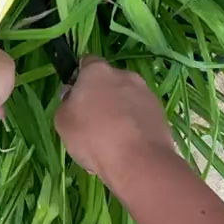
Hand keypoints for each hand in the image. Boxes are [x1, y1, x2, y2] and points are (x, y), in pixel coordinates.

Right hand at [55, 57, 179, 189]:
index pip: (87, 62)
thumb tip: (72, 96)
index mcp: (97, 71)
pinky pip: (142, 116)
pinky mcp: (161, 113)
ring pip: (128, 99)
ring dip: (120, 112)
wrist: (138, 161)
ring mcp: (146, 93)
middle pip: (110, 81)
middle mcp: (125, 75)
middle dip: (102, 97)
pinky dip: (135, 127)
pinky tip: (127, 148)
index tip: (76, 97)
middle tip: (93, 123)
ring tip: (112, 141)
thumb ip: (65, 104)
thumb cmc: (92, 136)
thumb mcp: (62, 122)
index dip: (80, 78)